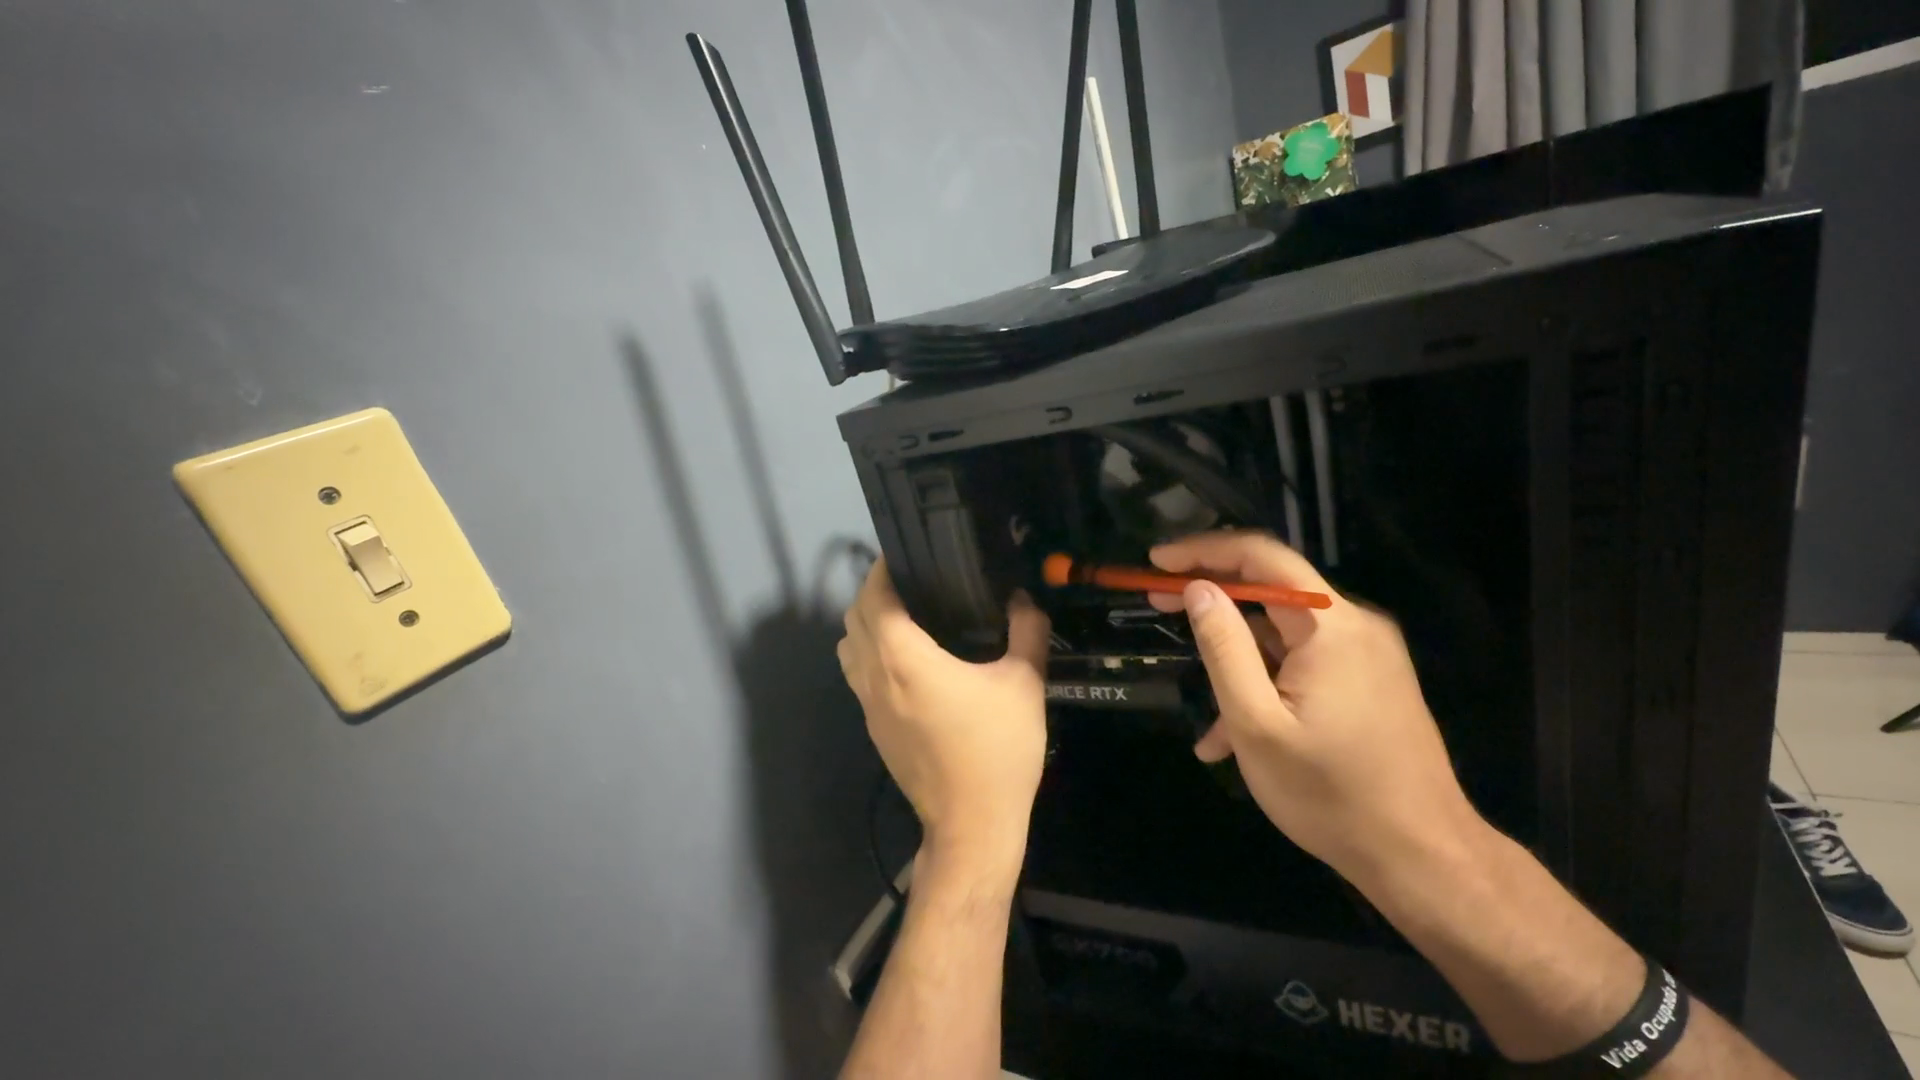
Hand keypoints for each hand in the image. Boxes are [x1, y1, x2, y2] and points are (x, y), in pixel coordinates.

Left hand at [838, 559, 1051, 872]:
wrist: (972, 824)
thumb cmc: (998, 750)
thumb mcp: (1024, 684)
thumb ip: (1026, 632)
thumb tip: (1023, 599)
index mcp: (905, 659)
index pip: (875, 598)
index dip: (883, 571)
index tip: (904, 556)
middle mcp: (875, 677)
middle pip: (853, 619)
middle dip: (874, 593)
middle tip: (911, 583)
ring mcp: (868, 706)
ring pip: (848, 649)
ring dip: (866, 626)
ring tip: (905, 619)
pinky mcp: (874, 729)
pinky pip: (858, 677)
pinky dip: (869, 656)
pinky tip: (906, 663)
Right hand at [1148, 531, 1482, 885]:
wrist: (1421, 856)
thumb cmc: (1330, 793)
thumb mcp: (1256, 724)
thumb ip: (1224, 649)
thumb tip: (1198, 589)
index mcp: (1332, 626)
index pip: (1262, 557)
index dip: (1203, 551)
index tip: (1154, 561)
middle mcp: (1356, 626)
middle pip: (1273, 590)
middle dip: (1212, 596)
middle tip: (1155, 603)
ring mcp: (1367, 656)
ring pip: (1285, 635)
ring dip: (1236, 658)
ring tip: (1196, 706)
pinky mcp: (1370, 683)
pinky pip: (1305, 665)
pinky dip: (1265, 685)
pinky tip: (1231, 738)